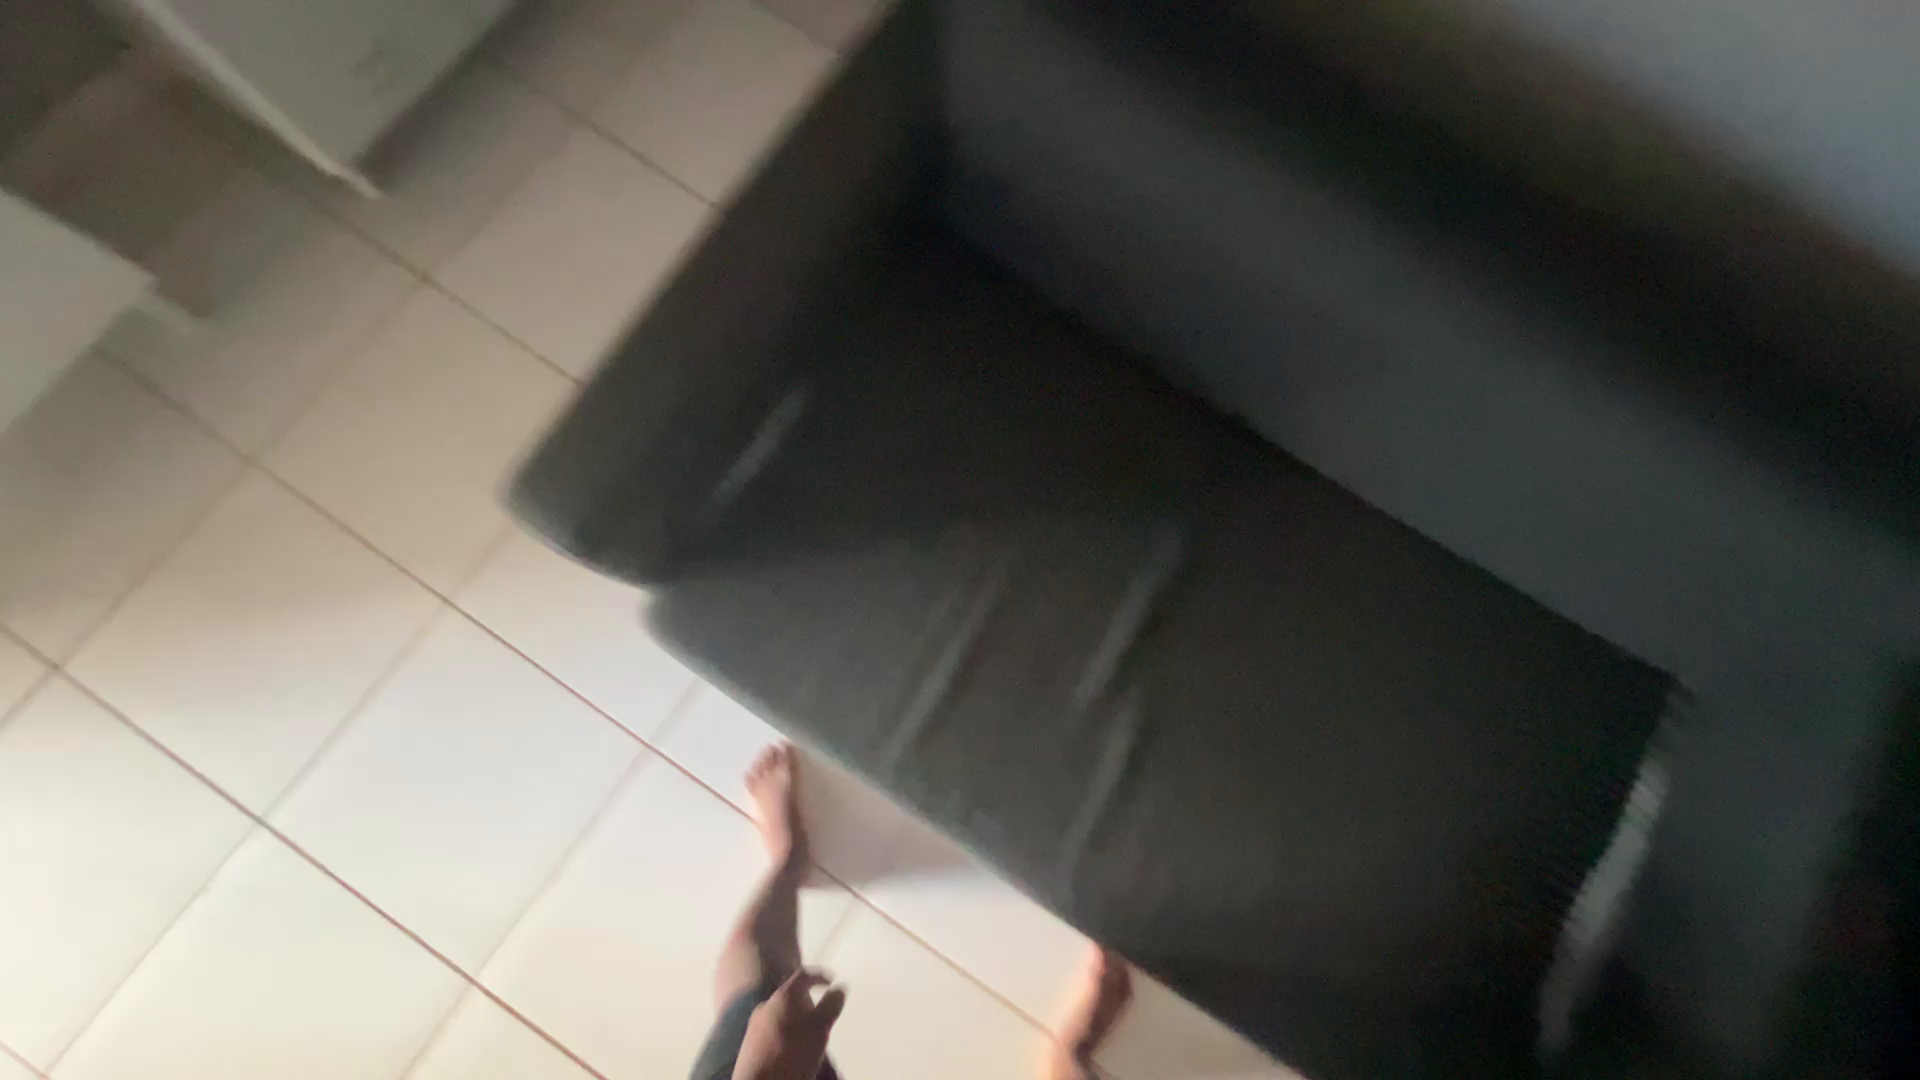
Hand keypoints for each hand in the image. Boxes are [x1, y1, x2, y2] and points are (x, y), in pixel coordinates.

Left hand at [732, 969, 846, 1079]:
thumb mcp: (818, 1030)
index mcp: (783, 996)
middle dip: (808, 1002)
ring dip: (796, 1020)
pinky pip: (772, 1029)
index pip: (803, 974)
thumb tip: (840, 987)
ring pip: (781, 1014)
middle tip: (821, 1015)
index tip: (832, 981)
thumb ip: (830, 1006)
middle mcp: (766, 1004)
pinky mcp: (748, 1045)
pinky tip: (791, 1049)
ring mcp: (754, 1024)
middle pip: (791, 995)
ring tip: (808, 1036)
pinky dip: (785, 1033)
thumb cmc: (791, 1055)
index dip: (820, 975)